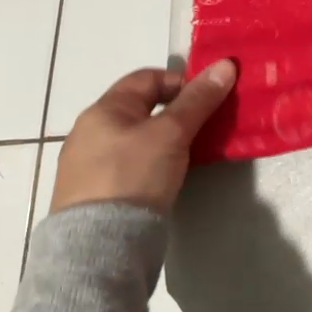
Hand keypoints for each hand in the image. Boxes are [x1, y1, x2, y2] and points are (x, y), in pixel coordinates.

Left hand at [50, 60, 236, 214]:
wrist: (100, 247)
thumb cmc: (135, 175)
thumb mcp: (173, 132)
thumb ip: (199, 99)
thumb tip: (226, 64)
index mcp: (102, 110)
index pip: (148, 77)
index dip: (181, 82)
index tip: (206, 101)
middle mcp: (88, 133)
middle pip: (142, 108)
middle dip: (175, 113)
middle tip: (201, 128)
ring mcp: (85, 166)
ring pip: (136, 138)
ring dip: (163, 140)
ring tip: (187, 154)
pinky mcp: (91, 195)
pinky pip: (128, 164)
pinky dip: (150, 162)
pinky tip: (165, 177)